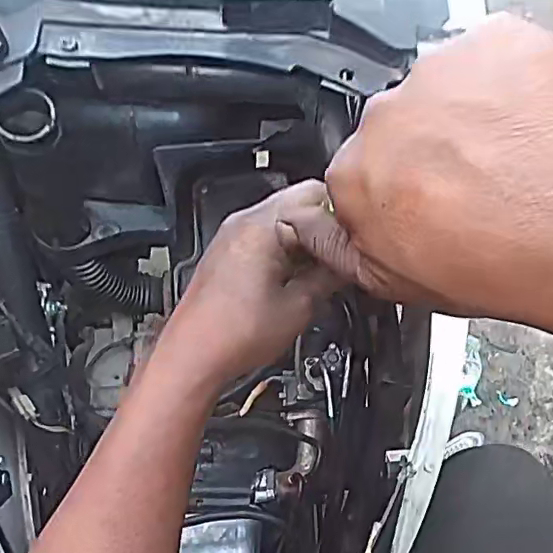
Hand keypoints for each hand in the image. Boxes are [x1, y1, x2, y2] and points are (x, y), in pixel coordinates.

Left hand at [158, 180, 343, 390]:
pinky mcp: (228, 255)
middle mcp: (243, 222)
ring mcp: (233, 236)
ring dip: (308, 243)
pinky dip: (287, 254)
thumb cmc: (233, 336)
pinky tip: (297, 281)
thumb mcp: (298, 308)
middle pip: (301, 204)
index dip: (346, 221)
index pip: (318, 195)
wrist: (194, 357)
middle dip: (328, 230)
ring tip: (323, 274)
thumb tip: (349, 264)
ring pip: (285, 222)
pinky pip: (267, 240)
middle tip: (346, 259)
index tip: (358, 245)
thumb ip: (329, 277)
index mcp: (262, 225)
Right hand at [280, 14, 552, 320]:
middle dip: (426, 156)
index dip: (391, 196)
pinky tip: (526, 134)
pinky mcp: (493, 43)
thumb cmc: (491, 262)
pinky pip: (493, 60)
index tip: (418, 209)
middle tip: (470, 192)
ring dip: (468, 120)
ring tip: (505, 166)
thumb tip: (325, 238)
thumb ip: (349, 253)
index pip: (358, 176)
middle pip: (399, 129)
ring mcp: (440, 73)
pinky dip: (508, 88)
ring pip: (445, 92)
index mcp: (355, 175)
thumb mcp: (400, 286)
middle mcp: (386, 115)